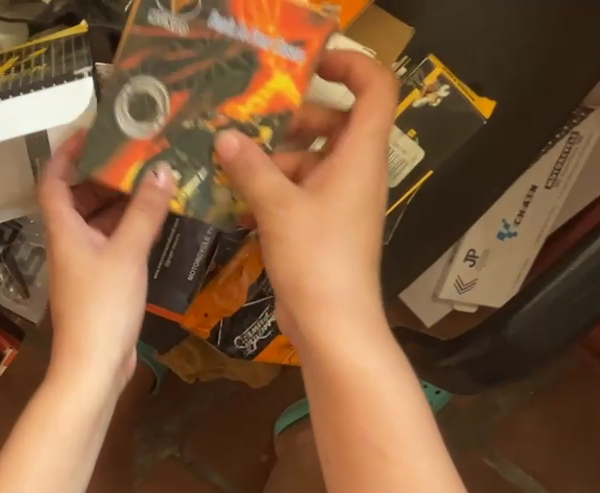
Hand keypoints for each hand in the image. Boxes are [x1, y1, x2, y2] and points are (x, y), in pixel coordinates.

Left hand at [37, 135, 174, 391]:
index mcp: (64, 231)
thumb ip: (144, 212)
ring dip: (122, 204)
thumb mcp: (127, 254)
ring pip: (99, 225)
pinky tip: (156, 222)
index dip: (66, 154)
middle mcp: (69, 246)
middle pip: (79, 201)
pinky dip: (130, 231)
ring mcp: (83, 268)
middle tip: (138, 153)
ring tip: (155, 179)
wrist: (94, 366)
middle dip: (105, 176)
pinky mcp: (100, 287)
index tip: (91, 131)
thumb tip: (162, 169)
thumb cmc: (102, 308)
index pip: (53, 182)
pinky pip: (112, 248)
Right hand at [215, 51, 398, 346]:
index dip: (350, 66)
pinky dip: (273, 196)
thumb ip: (251, 169)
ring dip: (274, 165)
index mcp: (359, 154)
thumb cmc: (315, 257)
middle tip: (254, 126)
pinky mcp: (323, 230)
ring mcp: (340, 203)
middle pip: (335, 125)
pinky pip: (300, 197)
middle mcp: (355, 172)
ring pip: (311, 164)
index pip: (374, 88)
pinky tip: (239, 210)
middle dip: (294, 122)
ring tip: (234, 172)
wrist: (332, 321)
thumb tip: (225, 138)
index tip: (310, 66)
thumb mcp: (278, 208)